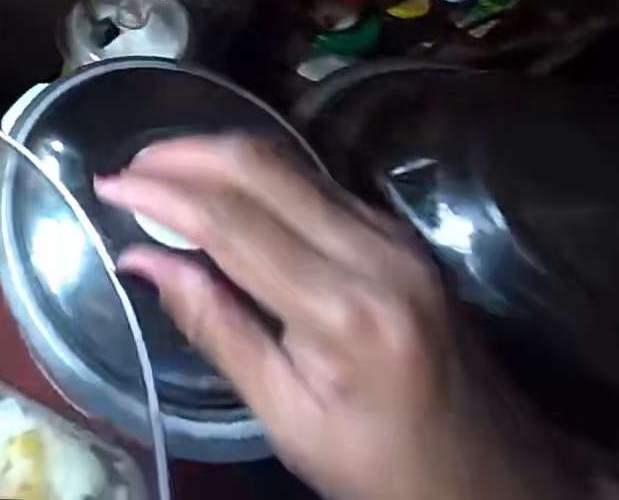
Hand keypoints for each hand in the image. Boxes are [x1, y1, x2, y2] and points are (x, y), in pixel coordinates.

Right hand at [95, 135, 582, 499]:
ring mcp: (391, 235)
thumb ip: (211, 326)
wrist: (513, 487)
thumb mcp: (287, 418)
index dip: (157, 194)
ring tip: (157, 171)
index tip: (105, 185)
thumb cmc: (388, 471)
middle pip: (256, 166)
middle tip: (129, 168)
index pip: (228, 223)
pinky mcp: (394, 230)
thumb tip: (136, 257)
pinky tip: (212, 185)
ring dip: (207, 153)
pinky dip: (244, 169)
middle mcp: (375, 255)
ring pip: (280, 158)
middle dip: (179, 153)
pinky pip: (303, 176)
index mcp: (345, 315)